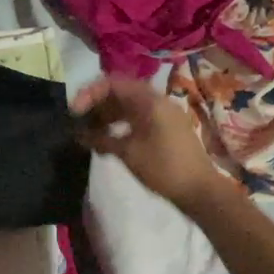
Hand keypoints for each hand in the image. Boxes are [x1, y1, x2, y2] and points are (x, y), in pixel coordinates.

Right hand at [73, 76, 229, 210]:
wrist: (199, 190)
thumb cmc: (163, 168)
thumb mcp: (128, 153)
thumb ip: (101, 140)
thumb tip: (80, 135)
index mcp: (149, 100)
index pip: (112, 83)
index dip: (89, 94)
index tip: (74, 112)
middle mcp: (156, 101)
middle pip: (120, 93)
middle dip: (96, 106)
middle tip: (79, 123)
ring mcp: (162, 115)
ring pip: (128, 107)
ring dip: (107, 117)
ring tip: (89, 134)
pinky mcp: (165, 129)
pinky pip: (137, 118)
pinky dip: (120, 126)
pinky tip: (107, 142)